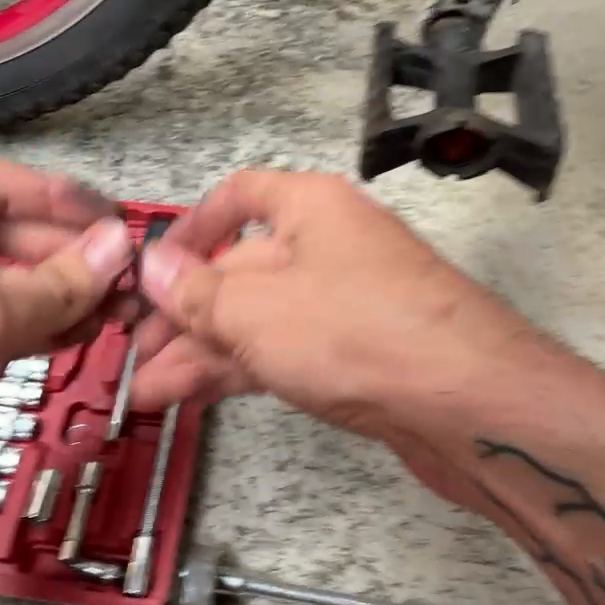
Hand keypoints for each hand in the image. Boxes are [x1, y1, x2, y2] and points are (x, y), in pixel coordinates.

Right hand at [128, 172, 552, 508]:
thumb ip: (197, 292)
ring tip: (145, 393)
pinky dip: (242, 371)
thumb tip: (152, 266)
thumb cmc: (358, 333)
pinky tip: (197, 397)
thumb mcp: (258, 310)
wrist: (472, 406)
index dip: (188, 230)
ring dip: (202, 353)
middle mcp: (329, 246)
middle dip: (182, 315)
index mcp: (311, 207)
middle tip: (132, 357)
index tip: (150, 272)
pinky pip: (286, 351)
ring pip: (258, 320)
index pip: (237, 197)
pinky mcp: (359, 354)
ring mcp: (346, 303)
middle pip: (240, 269)